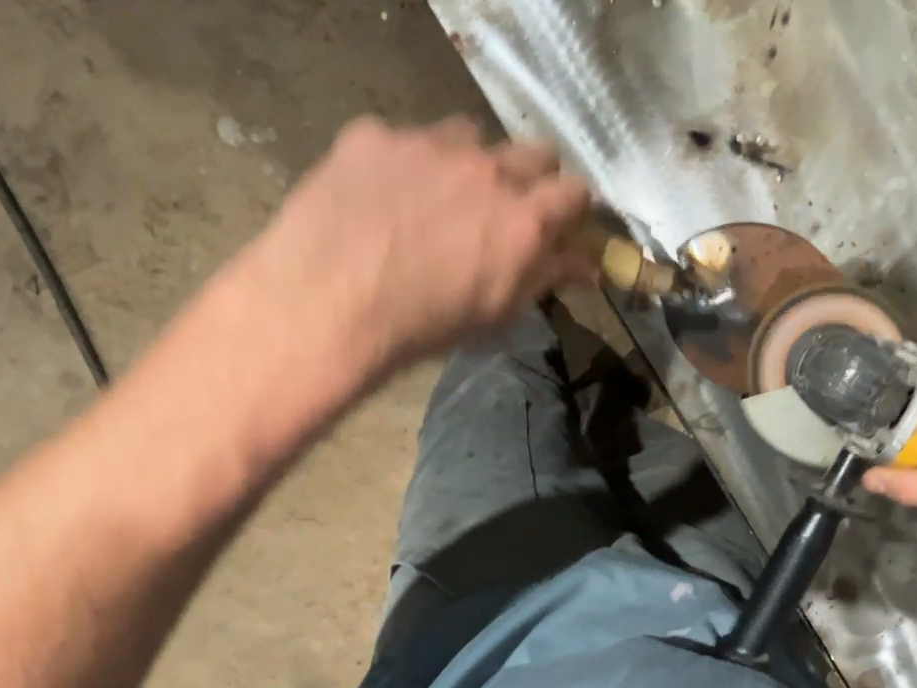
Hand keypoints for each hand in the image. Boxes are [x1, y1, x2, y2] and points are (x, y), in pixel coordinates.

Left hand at [243, 115, 594, 370]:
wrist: (329, 303)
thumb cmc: (426, 324)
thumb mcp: (499, 311)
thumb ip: (548, 277)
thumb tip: (587, 265)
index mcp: (524, 220)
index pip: (576, 192)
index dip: (574, 208)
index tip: (564, 224)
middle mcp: (486, 170)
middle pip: (536, 150)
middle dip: (535, 175)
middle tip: (511, 206)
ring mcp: (429, 145)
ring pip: (470, 134)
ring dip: (471, 161)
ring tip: (443, 194)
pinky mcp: (375, 136)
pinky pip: (405, 138)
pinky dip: (406, 163)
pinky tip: (383, 195)